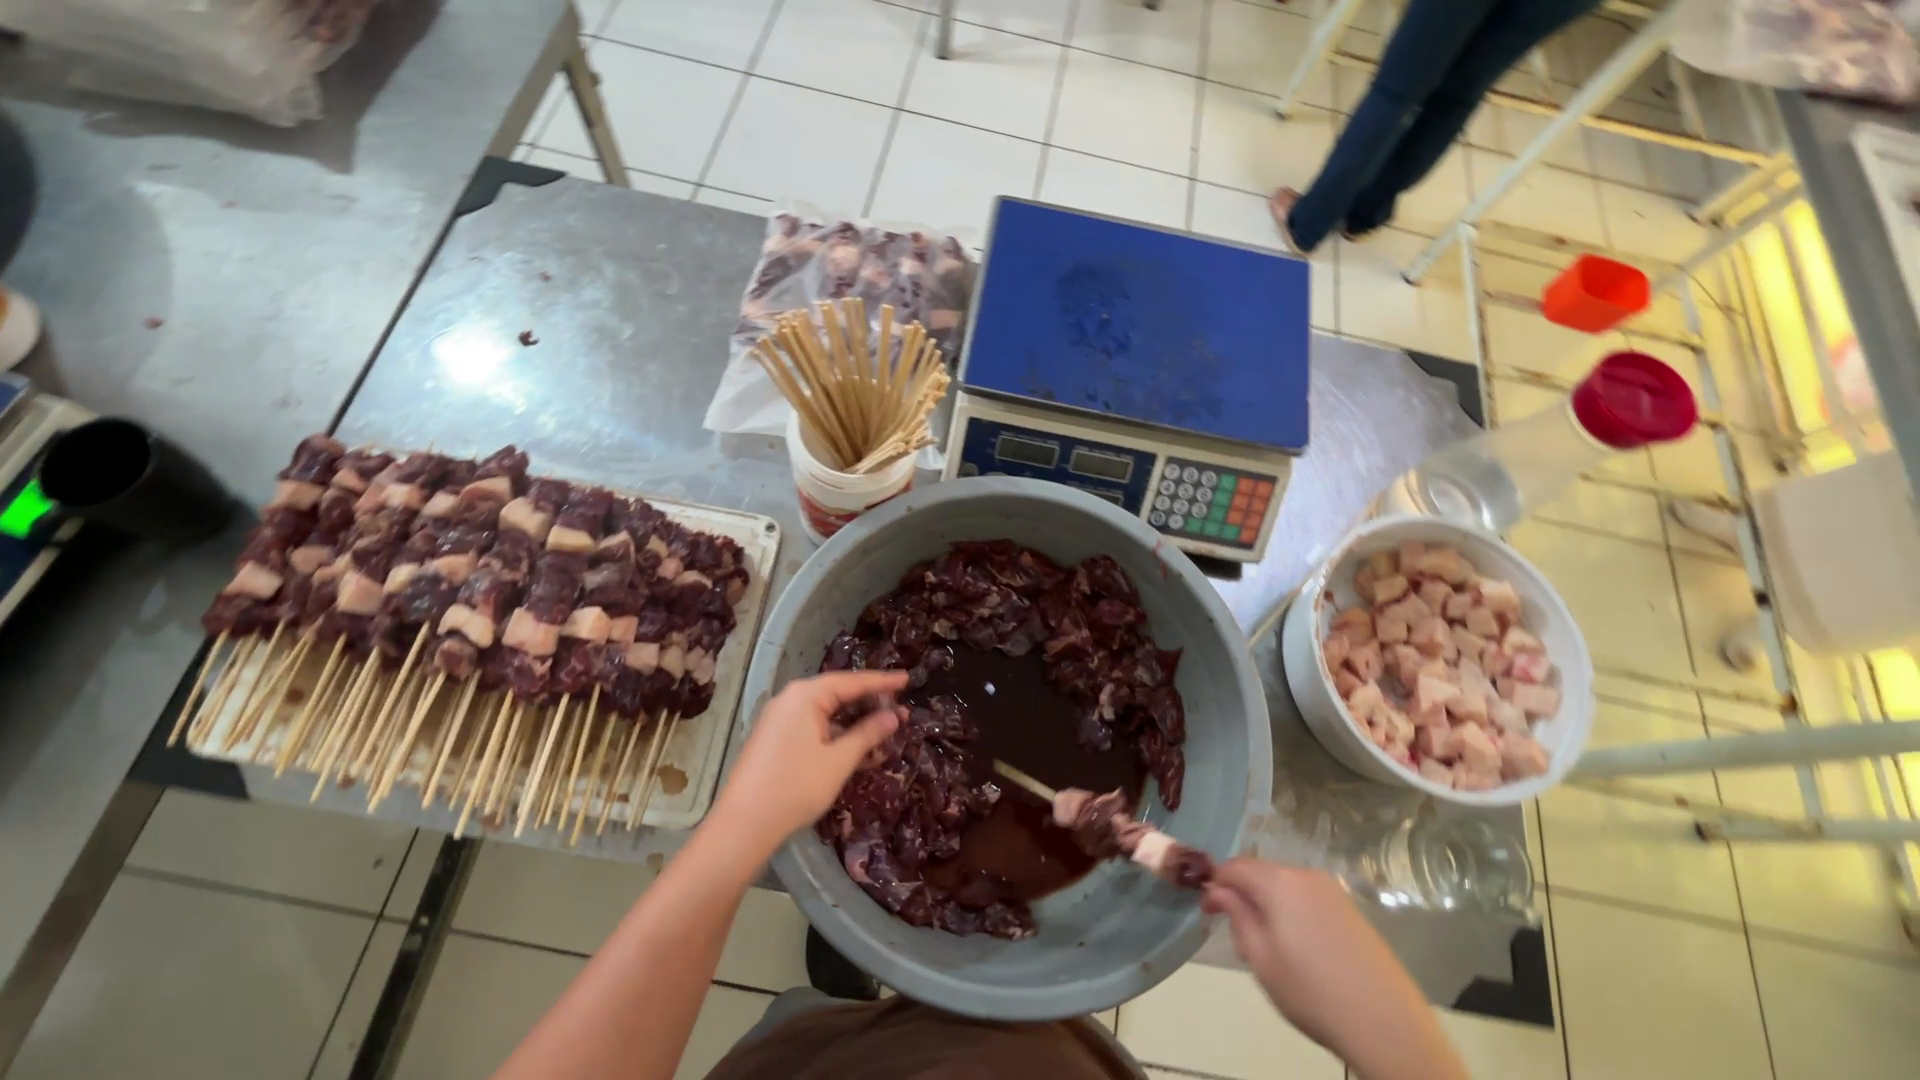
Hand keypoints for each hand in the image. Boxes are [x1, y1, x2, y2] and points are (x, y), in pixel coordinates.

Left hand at [711, 671, 905, 854]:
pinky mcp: (777, 739)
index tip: (908, 679)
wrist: (744, 823)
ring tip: (886, 734)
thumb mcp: (839, 760)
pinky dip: (837, 735)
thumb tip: (893, 717)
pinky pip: (814, 728)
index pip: (852, 681)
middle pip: (838, 694)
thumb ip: (868, 734)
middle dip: (870, 704)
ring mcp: (781, 720)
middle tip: (901, 713)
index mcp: (806, 696)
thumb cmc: (796, 786)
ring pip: (827, 713)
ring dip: (856, 723)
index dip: (882, 682)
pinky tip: (858, 750)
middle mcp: (791, 700)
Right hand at [1203, 860, 1465, 1079]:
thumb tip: (1219, 891)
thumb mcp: (1261, 958)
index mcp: (1280, 882)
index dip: (1216, 885)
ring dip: (1268, 905)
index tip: (1207, 913)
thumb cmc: (1312, 993)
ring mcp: (1333, 891)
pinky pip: (1308, 899)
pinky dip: (1292, 912)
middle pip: (1261, 873)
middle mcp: (1307, 876)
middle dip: (1243, 896)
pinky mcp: (1351, 910)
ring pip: (1285, 886)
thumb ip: (1237, 916)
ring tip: (1269, 949)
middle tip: (1240, 940)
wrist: (1387, 1025)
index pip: (1234, 867)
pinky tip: (1300, 950)